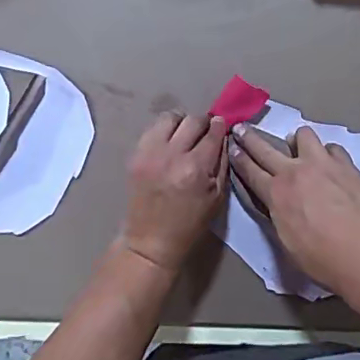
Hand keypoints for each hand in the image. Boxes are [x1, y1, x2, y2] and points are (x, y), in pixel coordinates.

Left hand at [120, 111, 229, 273]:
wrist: (150, 242)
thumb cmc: (189, 224)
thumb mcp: (217, 197)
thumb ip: (222, 162)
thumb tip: (224, 136)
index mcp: (196, 168)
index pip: (213, 132)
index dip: (220, 126)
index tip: (222, 125)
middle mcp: (172, 155)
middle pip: (193, 120)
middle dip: (204, 123)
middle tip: (205, 132)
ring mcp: (150, 152)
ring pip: (170, 117)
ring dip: (182, 123)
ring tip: (185, 135)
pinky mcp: (135, 154)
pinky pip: (152, 128)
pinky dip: (164, 131)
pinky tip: (169, 143)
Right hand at [232, 125, 359, 293]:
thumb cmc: (323, 259)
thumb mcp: (288, 243)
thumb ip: (280, 218)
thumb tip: (279, 207)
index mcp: (275, 194)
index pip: (250, 171)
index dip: (238, 158)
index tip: (231, 146)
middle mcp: (294, 172)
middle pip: (265, 148)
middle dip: (250, 137)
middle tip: (241, 128)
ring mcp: (321, 163)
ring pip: (303, 136)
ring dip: (297, 140)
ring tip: (299, 146)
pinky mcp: (345, 164)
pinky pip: (332, 148)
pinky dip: (328, 153)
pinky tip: (331, 163)